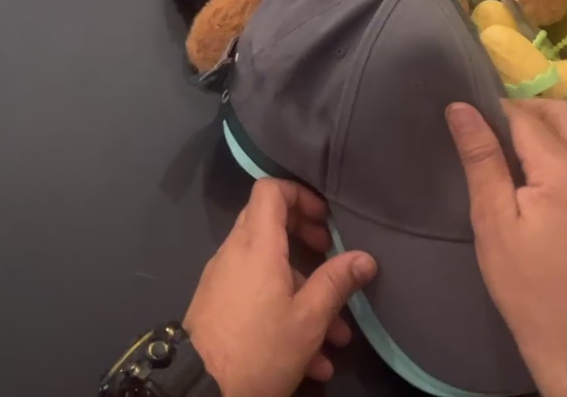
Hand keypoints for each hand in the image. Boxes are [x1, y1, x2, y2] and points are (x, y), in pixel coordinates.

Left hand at [183, 179, 378, 396]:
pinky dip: (283, 310)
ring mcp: (225, 275)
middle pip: (270, 222)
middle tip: (331, 257)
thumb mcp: (308, 319)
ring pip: (269, 266)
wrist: (200, 386)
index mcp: (257, 242)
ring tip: (337, 334)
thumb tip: (366, 257)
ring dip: (304, 291)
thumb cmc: (260, 346)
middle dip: (306, 238)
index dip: (299, 194)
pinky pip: (256, 291)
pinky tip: (313, 360)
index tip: (325, 219)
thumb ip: (336, 283)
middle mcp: (237, 250)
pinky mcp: (220, 302)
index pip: (271, 189)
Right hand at [448, 99, 566, 396]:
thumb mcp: (492, 220)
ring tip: (509, 150)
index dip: (494, 109)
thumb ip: (481, 158)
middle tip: (490, 128)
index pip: (526, 116)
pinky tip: (537, 178)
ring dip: (547, 127)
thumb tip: (460, 107)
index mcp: (565, 172)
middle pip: (565, 113)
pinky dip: (564, 150)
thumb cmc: (527, 285)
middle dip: (526, 108)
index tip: (467, 117)